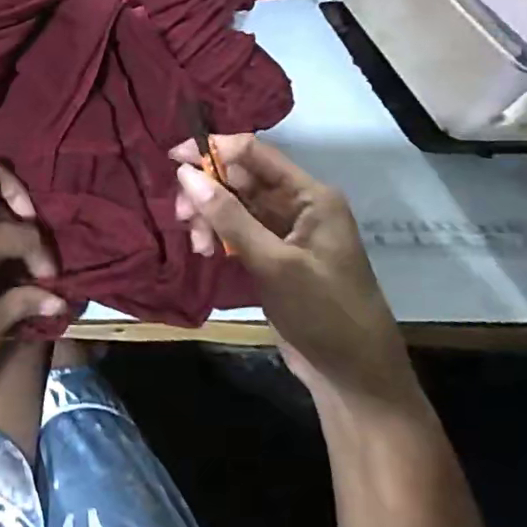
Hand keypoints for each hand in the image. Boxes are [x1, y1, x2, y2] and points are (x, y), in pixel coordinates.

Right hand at [170, 135, 417, 409]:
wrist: (354, 377)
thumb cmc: (324, 313)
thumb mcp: (274, 263)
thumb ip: (228, 216)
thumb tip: (184, 173)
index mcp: (309, 196)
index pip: (253, 152)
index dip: (212, 149)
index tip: (172, 161)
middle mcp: (296, 205)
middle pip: (237, 177)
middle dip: (205, 191)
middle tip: (181, 217)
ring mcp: (282, 230)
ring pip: (231, 204)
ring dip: (207, 216)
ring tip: (198, 246)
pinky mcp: (271, 254)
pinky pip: (234, 229)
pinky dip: (215, 235)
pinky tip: (206, 253)